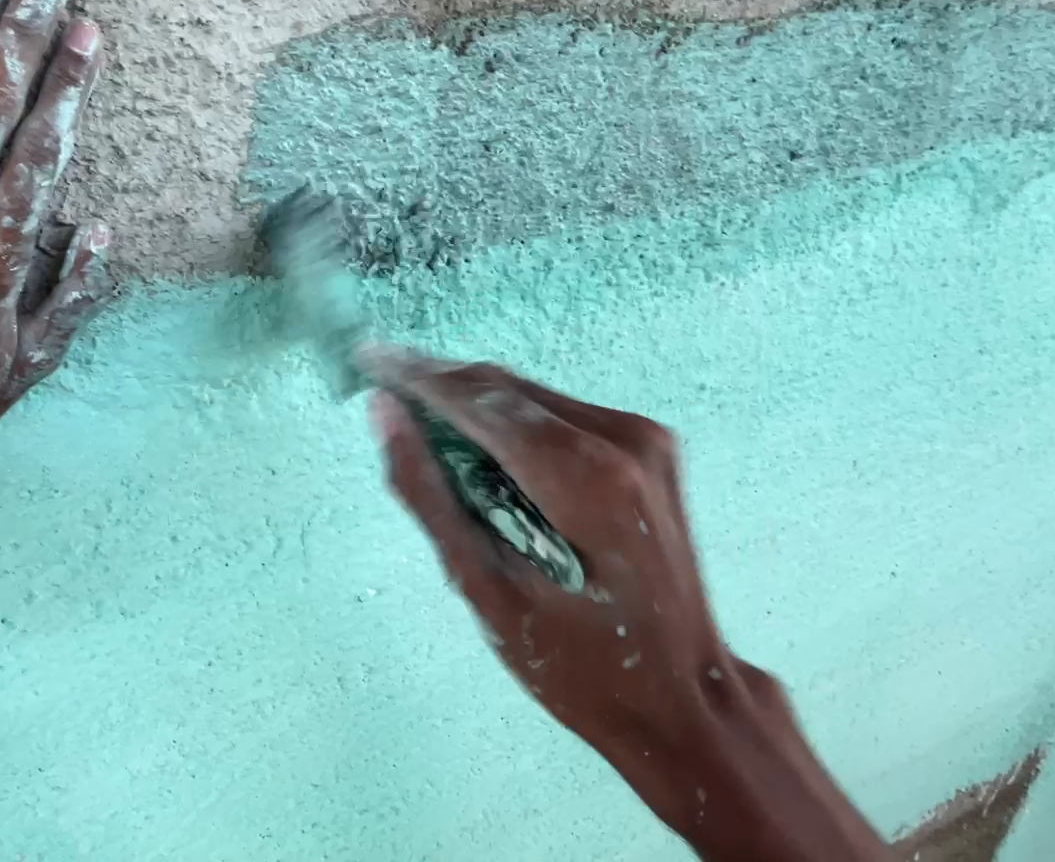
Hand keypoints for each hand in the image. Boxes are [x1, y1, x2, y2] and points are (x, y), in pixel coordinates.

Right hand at [362, 347, 888, 860]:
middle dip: (440, 382)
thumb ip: (429, 494)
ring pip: (531, 396)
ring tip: (416, 408)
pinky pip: (557, 413)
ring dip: (471, 400)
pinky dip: (508, 419)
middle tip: (381, 378)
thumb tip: (386, 413)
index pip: (483, 402)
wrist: (685, 695)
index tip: (370, 358)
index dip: (420, 376)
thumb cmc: (579, 664)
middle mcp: (622, 437)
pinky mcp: (649, 444)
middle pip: (508, 390)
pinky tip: (473, 437)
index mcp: (586, 476)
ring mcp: (644, 436)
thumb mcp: (485, 588)